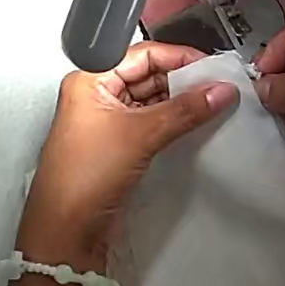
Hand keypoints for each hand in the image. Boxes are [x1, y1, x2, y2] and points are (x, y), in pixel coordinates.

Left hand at [18, 43, 237, 268]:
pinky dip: (173, 121)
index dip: (178, 58)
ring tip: (212, 105)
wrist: (67, 231)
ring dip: (180, 102)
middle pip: (149, 75)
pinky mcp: (118, 144)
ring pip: (152, 99)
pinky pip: (151, 122)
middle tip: (216, 87)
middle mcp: (96, 96)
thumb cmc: (81, 179)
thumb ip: (185, 110)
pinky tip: (195, 125)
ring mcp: (107, 121)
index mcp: (89, 80)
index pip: (142, 54)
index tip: (210, 68)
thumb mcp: (140, 134)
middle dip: (183, 81)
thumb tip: (218, 91)